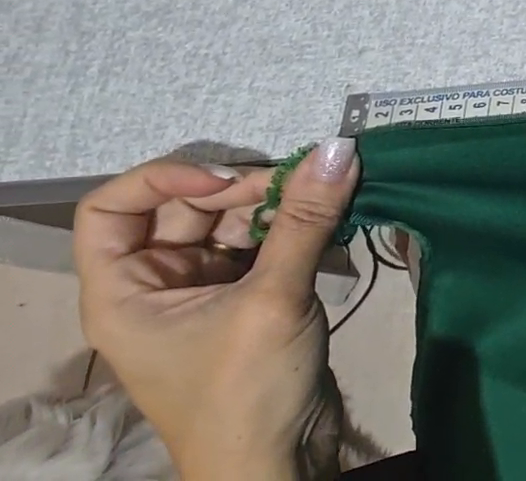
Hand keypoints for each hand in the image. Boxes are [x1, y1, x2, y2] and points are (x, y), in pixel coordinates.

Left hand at [75, 138, 359, 480]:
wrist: (279, 457)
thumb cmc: (245, 388)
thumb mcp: (274, 298)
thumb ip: (304, 220)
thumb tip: (339, 147)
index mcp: (126, 289)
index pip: (114, 209)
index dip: (167, 178)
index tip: (233, 177)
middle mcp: (160, 281)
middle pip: (190, 206)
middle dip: (249, 187)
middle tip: (309, 182)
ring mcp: (209, 288)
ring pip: (238, 220)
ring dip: (284, 202)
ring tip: (334, 196)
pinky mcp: (255, 293)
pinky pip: (272, 240)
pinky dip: (302, 224)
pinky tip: (337, 218)